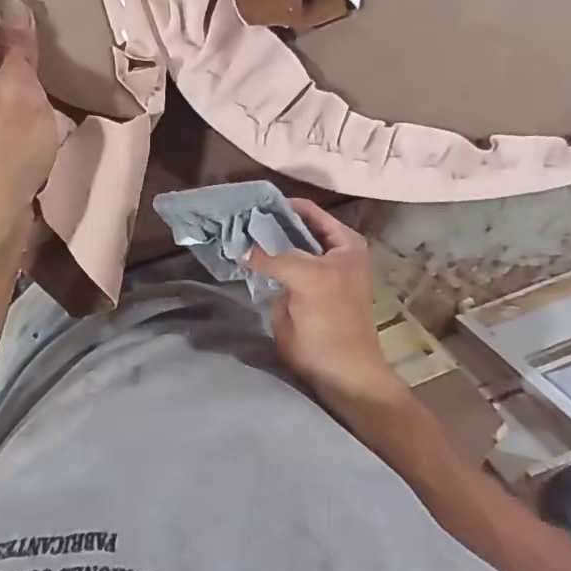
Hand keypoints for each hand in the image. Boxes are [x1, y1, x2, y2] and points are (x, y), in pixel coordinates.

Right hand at [247, 199, 405, 407]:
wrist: (337, 369)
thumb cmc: (333, 319)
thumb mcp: (308, 277)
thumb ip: (274, 257)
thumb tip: (240, 247)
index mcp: (343, 242)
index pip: (307, 211)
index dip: (280, 205)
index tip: (248, 202)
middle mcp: (326, 252)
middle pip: (290, 227)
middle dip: (263, 223)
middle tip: (231, 217)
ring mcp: (307, 272)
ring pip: (277, 248)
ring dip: (255, 243)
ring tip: (227, 232)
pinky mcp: (290, 291)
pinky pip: (269, 269)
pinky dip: (253, 262)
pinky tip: (233, 254)